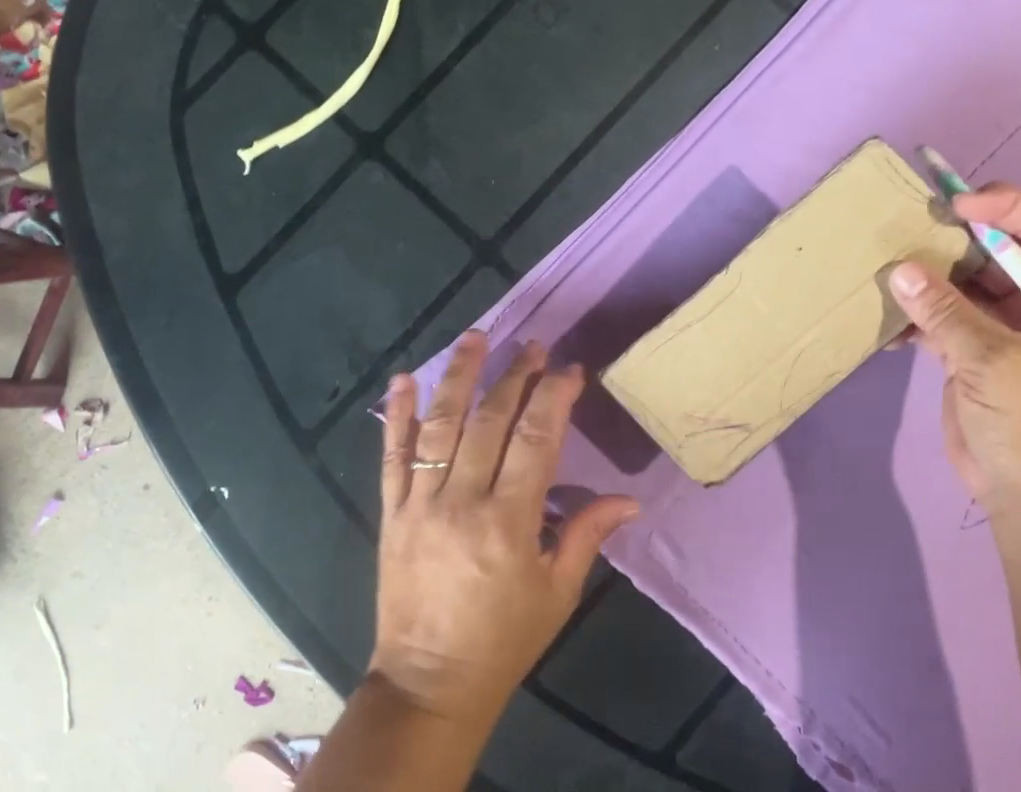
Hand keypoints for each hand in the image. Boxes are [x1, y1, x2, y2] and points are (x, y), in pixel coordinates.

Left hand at [371, 331, 638, 722]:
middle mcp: (462, 502)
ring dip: (458, 377)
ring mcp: (420, 504)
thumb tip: (629, 500)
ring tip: (476, 336)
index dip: (554, 398)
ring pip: (439, 426)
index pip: (535, 440)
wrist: (429, 683)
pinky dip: (396, 415)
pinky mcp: (392, 514)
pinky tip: (402, 379)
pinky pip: (392, 456)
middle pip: (490, 422)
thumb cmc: (503, 640)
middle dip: (515, 376)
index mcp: (509, 523)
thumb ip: (586, 535)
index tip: (570, 370)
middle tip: (533, 344)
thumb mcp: (557, 593)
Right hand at [887, 183, 1020, 510]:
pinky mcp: (973, 360)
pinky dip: (916, 319)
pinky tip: (888, 319)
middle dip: (956, 240)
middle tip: (910, 225)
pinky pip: (942, 323)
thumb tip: (901, 270)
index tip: (955, 204)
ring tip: (889, 264)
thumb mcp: (994, 360)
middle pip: (998, 257)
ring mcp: (1004, 335)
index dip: (1003, 210)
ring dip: (930, 279)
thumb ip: (946, 311)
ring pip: (965, 289)